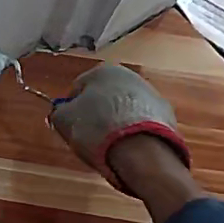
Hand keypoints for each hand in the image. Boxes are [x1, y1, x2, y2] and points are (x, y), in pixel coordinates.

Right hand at [48, 65, 189, 190]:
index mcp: (103, 70)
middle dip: (96, 115)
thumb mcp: (63, 121)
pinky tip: (129, 149)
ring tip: (111, 147)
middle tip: (90, 139)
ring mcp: (152, 94)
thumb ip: (57, 112)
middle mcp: (130, 75)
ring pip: (124, 110)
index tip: (71, 128)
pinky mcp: (166, 114)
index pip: (77, 89)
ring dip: (116, 124)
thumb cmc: (96, 130)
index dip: (71, 109)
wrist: (141, 152)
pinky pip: (142, 123)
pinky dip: (134, 133)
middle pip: (104, 97)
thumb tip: (61, 111)